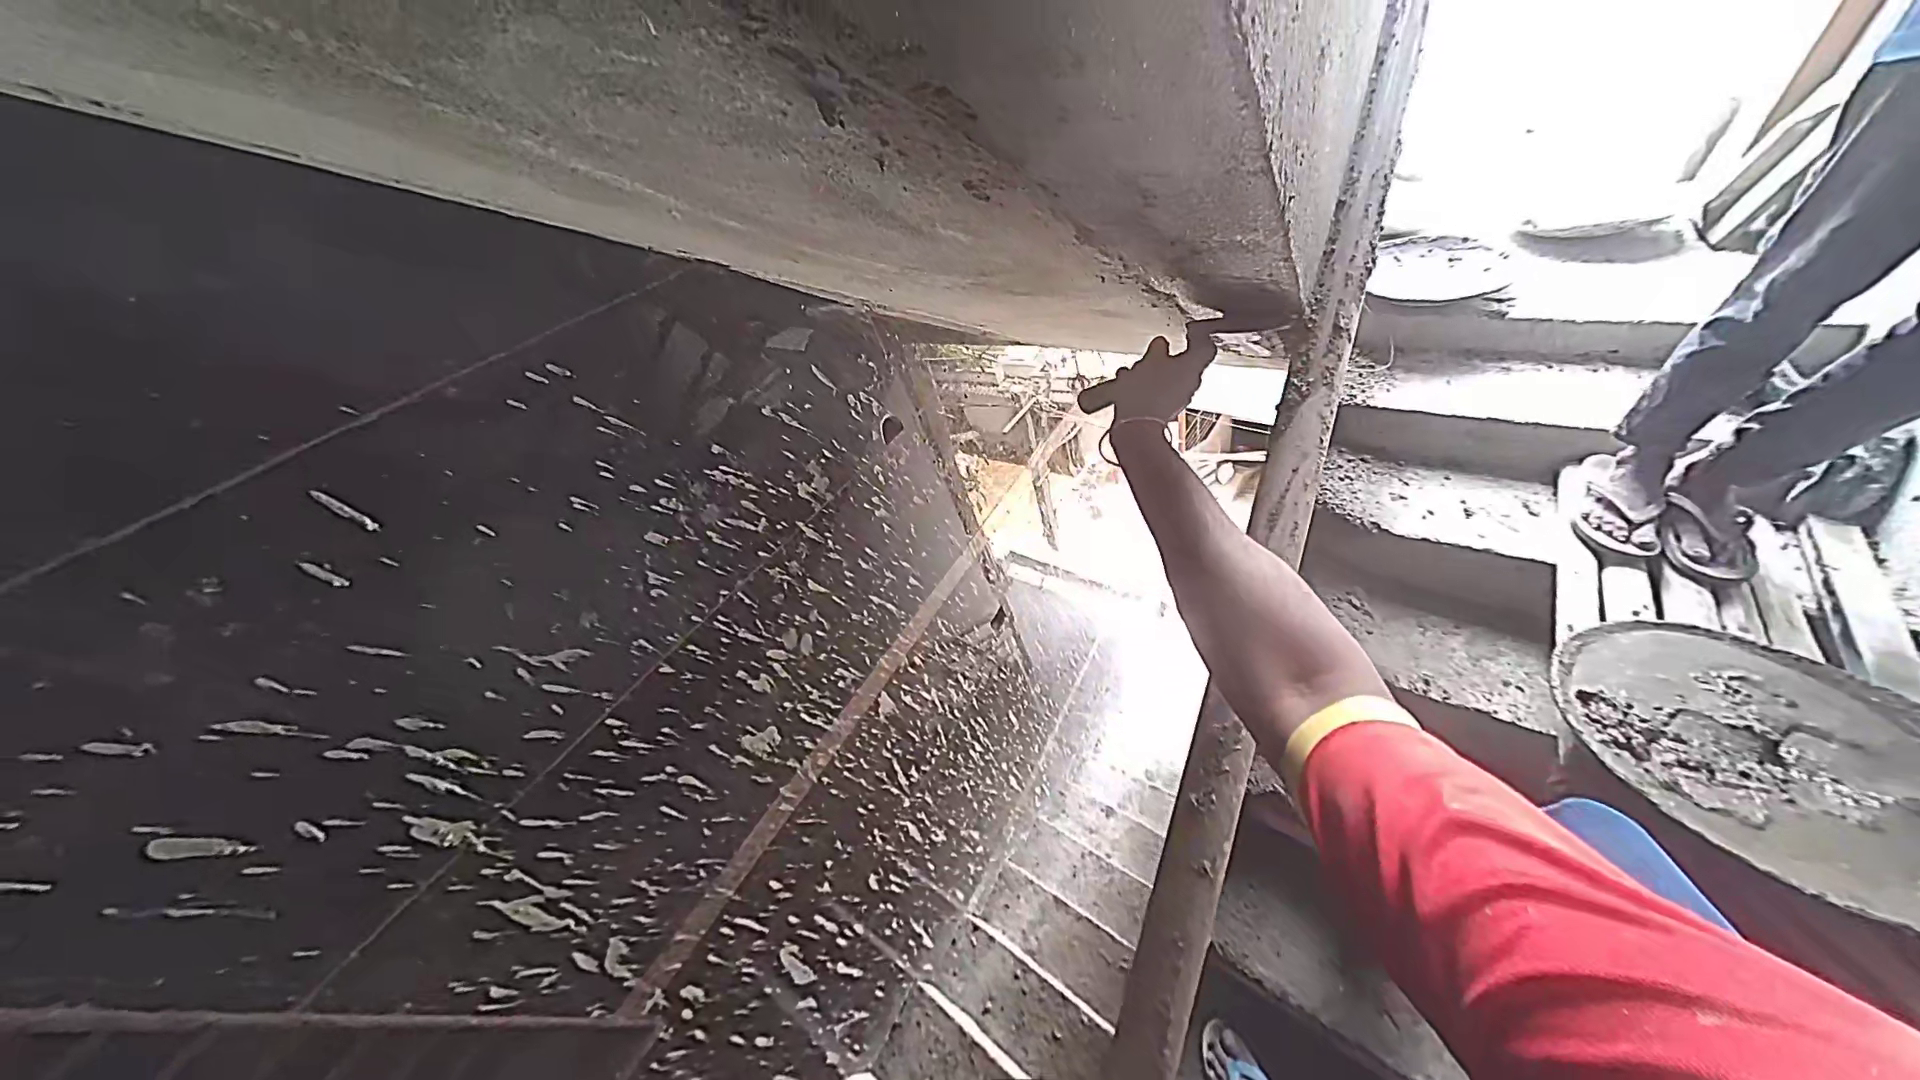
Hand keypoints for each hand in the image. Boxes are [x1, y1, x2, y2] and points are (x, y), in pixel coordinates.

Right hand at [1105, 319, 1223, 424]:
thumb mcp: (1151, 359)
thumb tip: (1161, 343)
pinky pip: (1158, 393)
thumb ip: (1159, 348)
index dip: (1199, 336)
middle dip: (1168, 357)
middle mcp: (1191, 383)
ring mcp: (1178, 399)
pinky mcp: (1164, 411)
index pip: (1207, 346)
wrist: (1136, 424)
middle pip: (1185, 364)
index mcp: (1193, 366)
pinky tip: (1130, 385)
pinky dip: (1147, 387)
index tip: (1189, 331)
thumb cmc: (1147, 391)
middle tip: (1157, 351)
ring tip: (1135, 370)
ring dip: (1154, 372)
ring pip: (1169, 379)